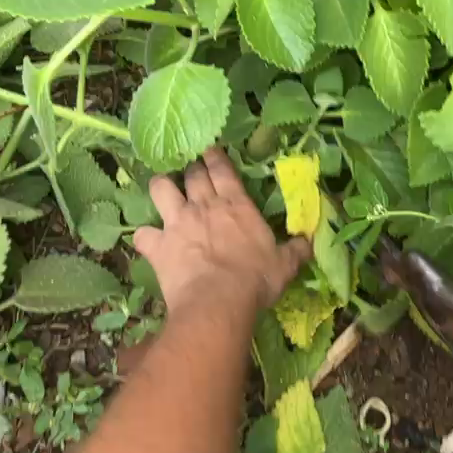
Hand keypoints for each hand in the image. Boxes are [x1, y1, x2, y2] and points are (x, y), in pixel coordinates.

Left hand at [134, 148, 309, 316]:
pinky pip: (142, 234)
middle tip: (191, 168)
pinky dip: (144, 236)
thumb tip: (310, 241)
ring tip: (163, 189)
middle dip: (191, 168)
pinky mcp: (158, 246)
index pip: (222, 169)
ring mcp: (177, 223)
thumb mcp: (285, 264)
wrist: (218, 303)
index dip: (215, 156)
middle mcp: (204, 205)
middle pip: (192, 174)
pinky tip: (148, 240)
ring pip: (160, 189)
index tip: (210, 148)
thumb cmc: (255, 279)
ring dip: (161, 186)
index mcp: (236, 204)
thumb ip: (296, 249)